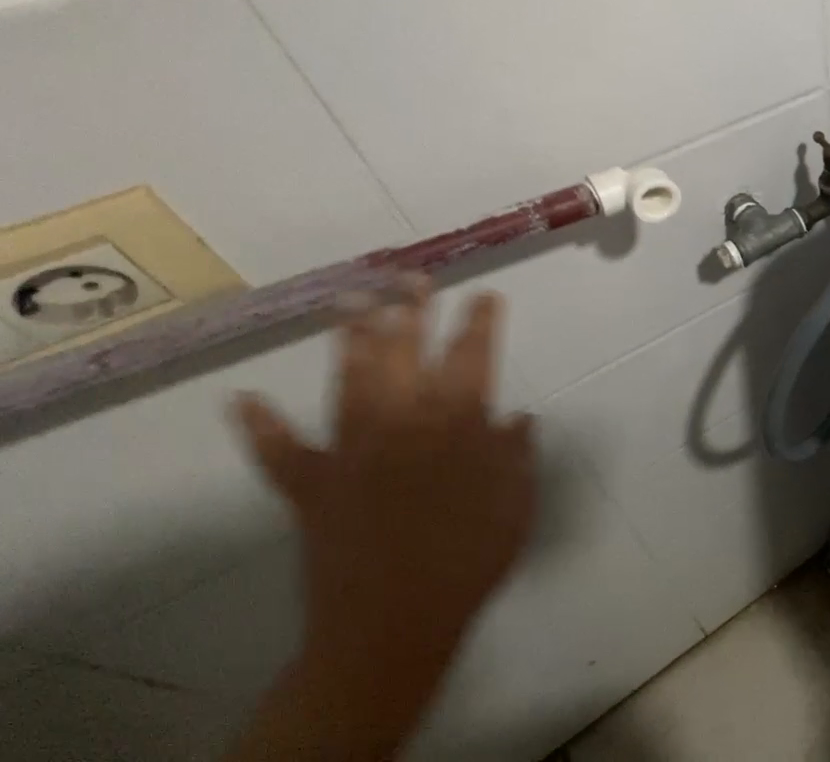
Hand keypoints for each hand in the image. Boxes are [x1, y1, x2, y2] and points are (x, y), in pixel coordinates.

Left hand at [228, 278, 534, 760]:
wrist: (394, 622)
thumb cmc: (471, 558)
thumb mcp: (517, 503)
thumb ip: (516, 455)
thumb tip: (515, 417)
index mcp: (459, 426)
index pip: (473, 359)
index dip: (479, 323)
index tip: (484, 295)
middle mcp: (403, 424)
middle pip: (406, 355)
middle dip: (410, 311)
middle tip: (410, 277)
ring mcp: (351, 450)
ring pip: (350, 382)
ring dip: (351, 340)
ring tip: (351, 303)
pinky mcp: (310, 485)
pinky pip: (281, 452)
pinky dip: (260, 427)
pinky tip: (242, 401)